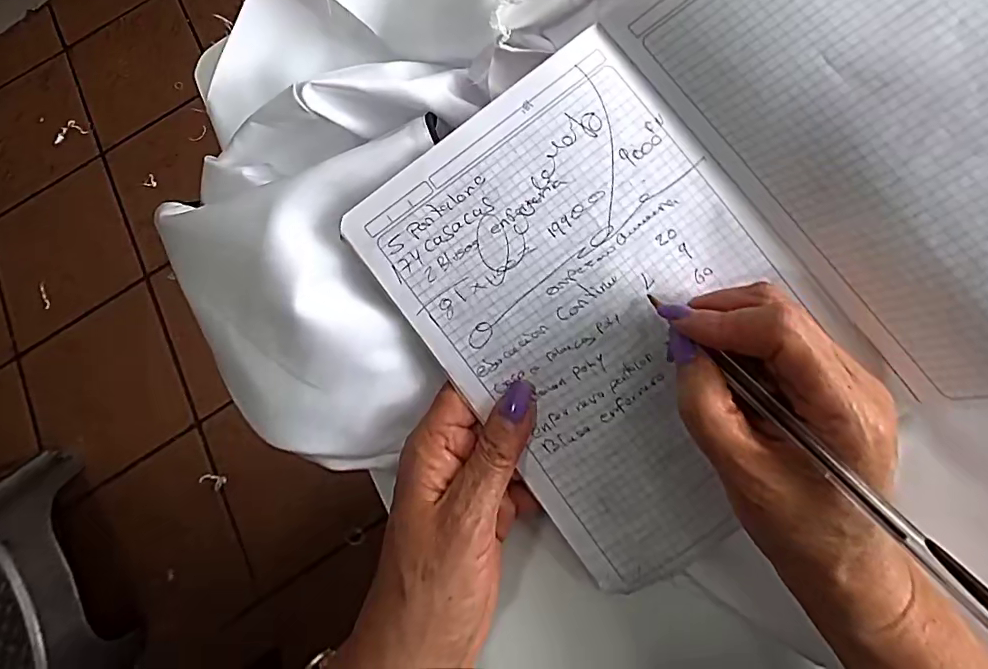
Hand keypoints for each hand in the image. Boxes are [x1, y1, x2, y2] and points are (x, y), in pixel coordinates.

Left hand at [336, 381, 538, 668]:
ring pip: (506, 443)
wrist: (421, 658)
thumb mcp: (467, 516)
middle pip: (488, 412)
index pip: (463, 389)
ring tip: (566, 416)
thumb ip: (495, 454)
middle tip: (559, 379)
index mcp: (431, 451)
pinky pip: (514, 474)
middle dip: (521, 400)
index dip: (494, 368)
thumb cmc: (422, 597)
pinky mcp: (485, 509)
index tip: (529, 350)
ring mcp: (468, 486)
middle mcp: (448, 461)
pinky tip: (557, 467)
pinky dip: (535, 472)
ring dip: (533, 437)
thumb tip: (518, 398)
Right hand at [664, 283, 987, 668]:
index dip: (724, 320)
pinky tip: (728, 363)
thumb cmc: (804, 535)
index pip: (783, 332)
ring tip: (701, 347)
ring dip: (735, 322)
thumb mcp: (740, 472)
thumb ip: (705, 404)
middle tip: (683, 329)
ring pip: (785, 319)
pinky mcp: (839, 381)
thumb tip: (686, 345)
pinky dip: (749, 338)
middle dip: (725, 311)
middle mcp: (859, 383)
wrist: (851, 569)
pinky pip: (788, 338)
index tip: (680, 325)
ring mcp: (854, 379)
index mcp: (845, 411)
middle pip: (785, 314)